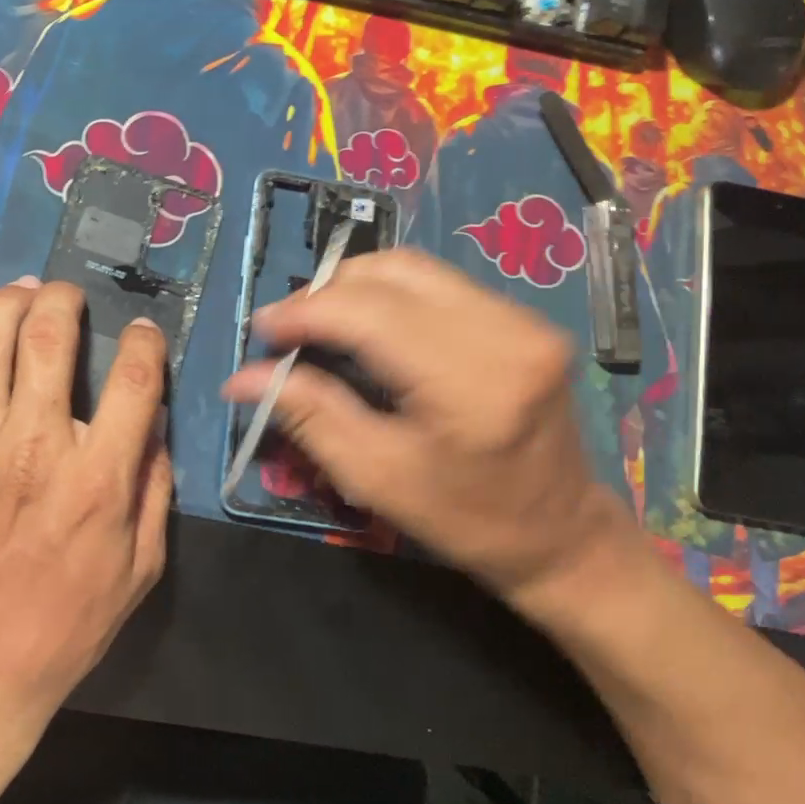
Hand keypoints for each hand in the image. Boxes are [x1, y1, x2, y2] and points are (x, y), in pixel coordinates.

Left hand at [0, 276, 171, 730]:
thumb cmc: (66, 621)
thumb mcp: (140, 567)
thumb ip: (152, 488)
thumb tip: (153, 426)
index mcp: (96, 478)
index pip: (133, 381)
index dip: (144, 344)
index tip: (144, 333)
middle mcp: (33, 447)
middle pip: (46, 340)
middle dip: (62, 301)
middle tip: (68, 295)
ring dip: (6, 304)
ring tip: (23, 292)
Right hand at [222, 249, 626, 601]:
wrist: (562, 535)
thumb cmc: (465, 520)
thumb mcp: (374, 477)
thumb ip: (308, 415)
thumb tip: (242, 378)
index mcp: (469, 382)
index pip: (369, 312)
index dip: (305, 312)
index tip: (262, 331)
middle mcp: (504, 333)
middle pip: (391, 272)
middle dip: (326, 291)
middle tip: (287, 327)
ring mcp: (521, 320)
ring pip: (413, 267)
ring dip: (354, 285)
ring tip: (318, 321)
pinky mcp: (523, 319)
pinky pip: (437, 283)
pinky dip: (387, 293)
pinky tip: (364, 324)